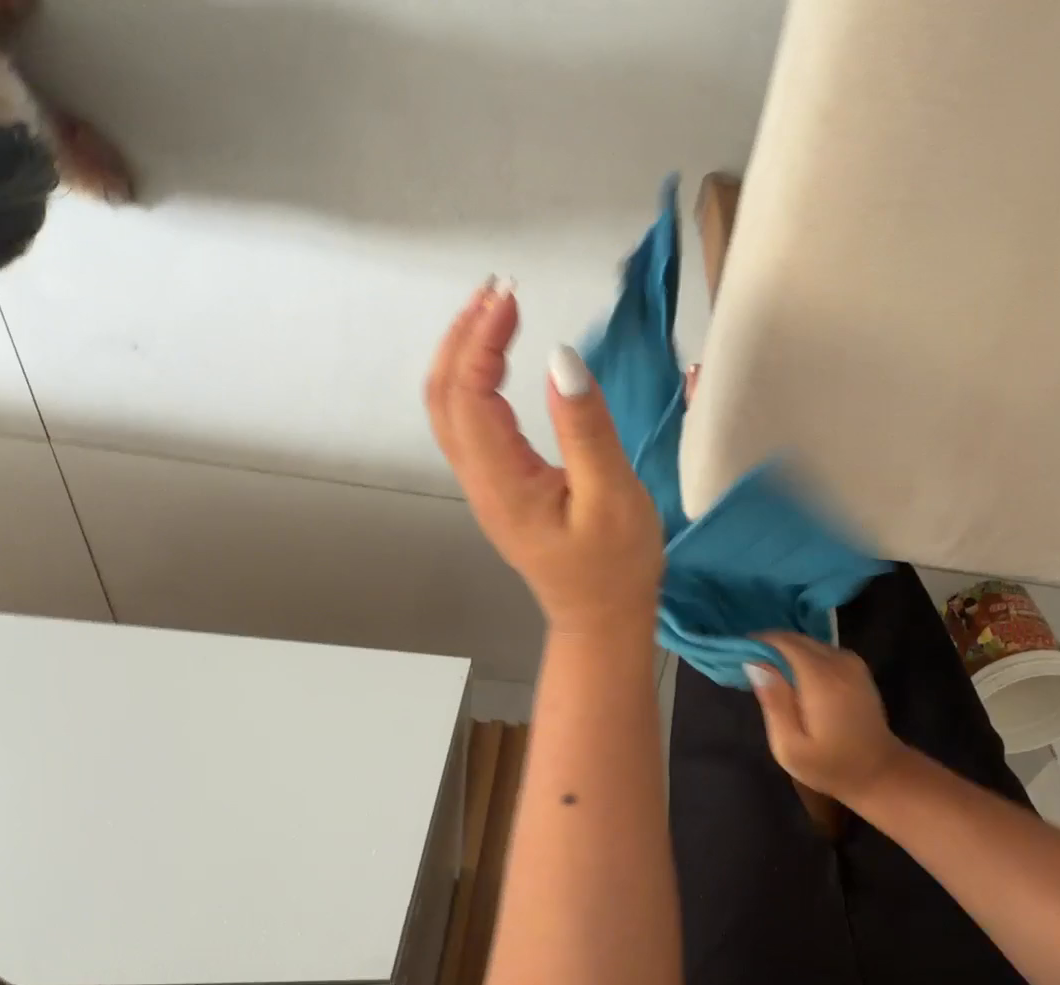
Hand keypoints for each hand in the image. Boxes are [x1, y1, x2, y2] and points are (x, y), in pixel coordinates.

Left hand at [425, 280, 662, 635]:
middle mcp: (479, 479)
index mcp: (502, 481)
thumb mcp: (612, 497)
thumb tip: (560, 360)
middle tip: (498, 291)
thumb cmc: (615, 565)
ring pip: (450, 407)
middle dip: (464, 336)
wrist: (601, 618)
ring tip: (493, 312)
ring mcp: (484, 485)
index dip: (483, 340)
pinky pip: (469, 422)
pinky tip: (498, 362)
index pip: (471, 394)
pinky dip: (475, 379)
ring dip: (464, 354)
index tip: (511, 297)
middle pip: (444, 395)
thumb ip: (586, 429)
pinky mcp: (498, 486)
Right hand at [747, 633, 909, 803]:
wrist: (879, 771)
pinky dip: (804, 658)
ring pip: (809, 643)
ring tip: (769, 675)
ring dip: (787, 652)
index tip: (738, 654)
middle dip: (771, 647)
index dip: (758, 642)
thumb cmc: (830, 765)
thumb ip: (774, 702)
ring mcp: (851, 662)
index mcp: (821, 678)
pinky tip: (794, 680)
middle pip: (797, 639)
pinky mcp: (856, 667)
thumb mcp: (790, 746)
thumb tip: (755, 664)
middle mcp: (838, 661)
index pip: (784, 642)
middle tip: (750, 667)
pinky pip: (822, 651)